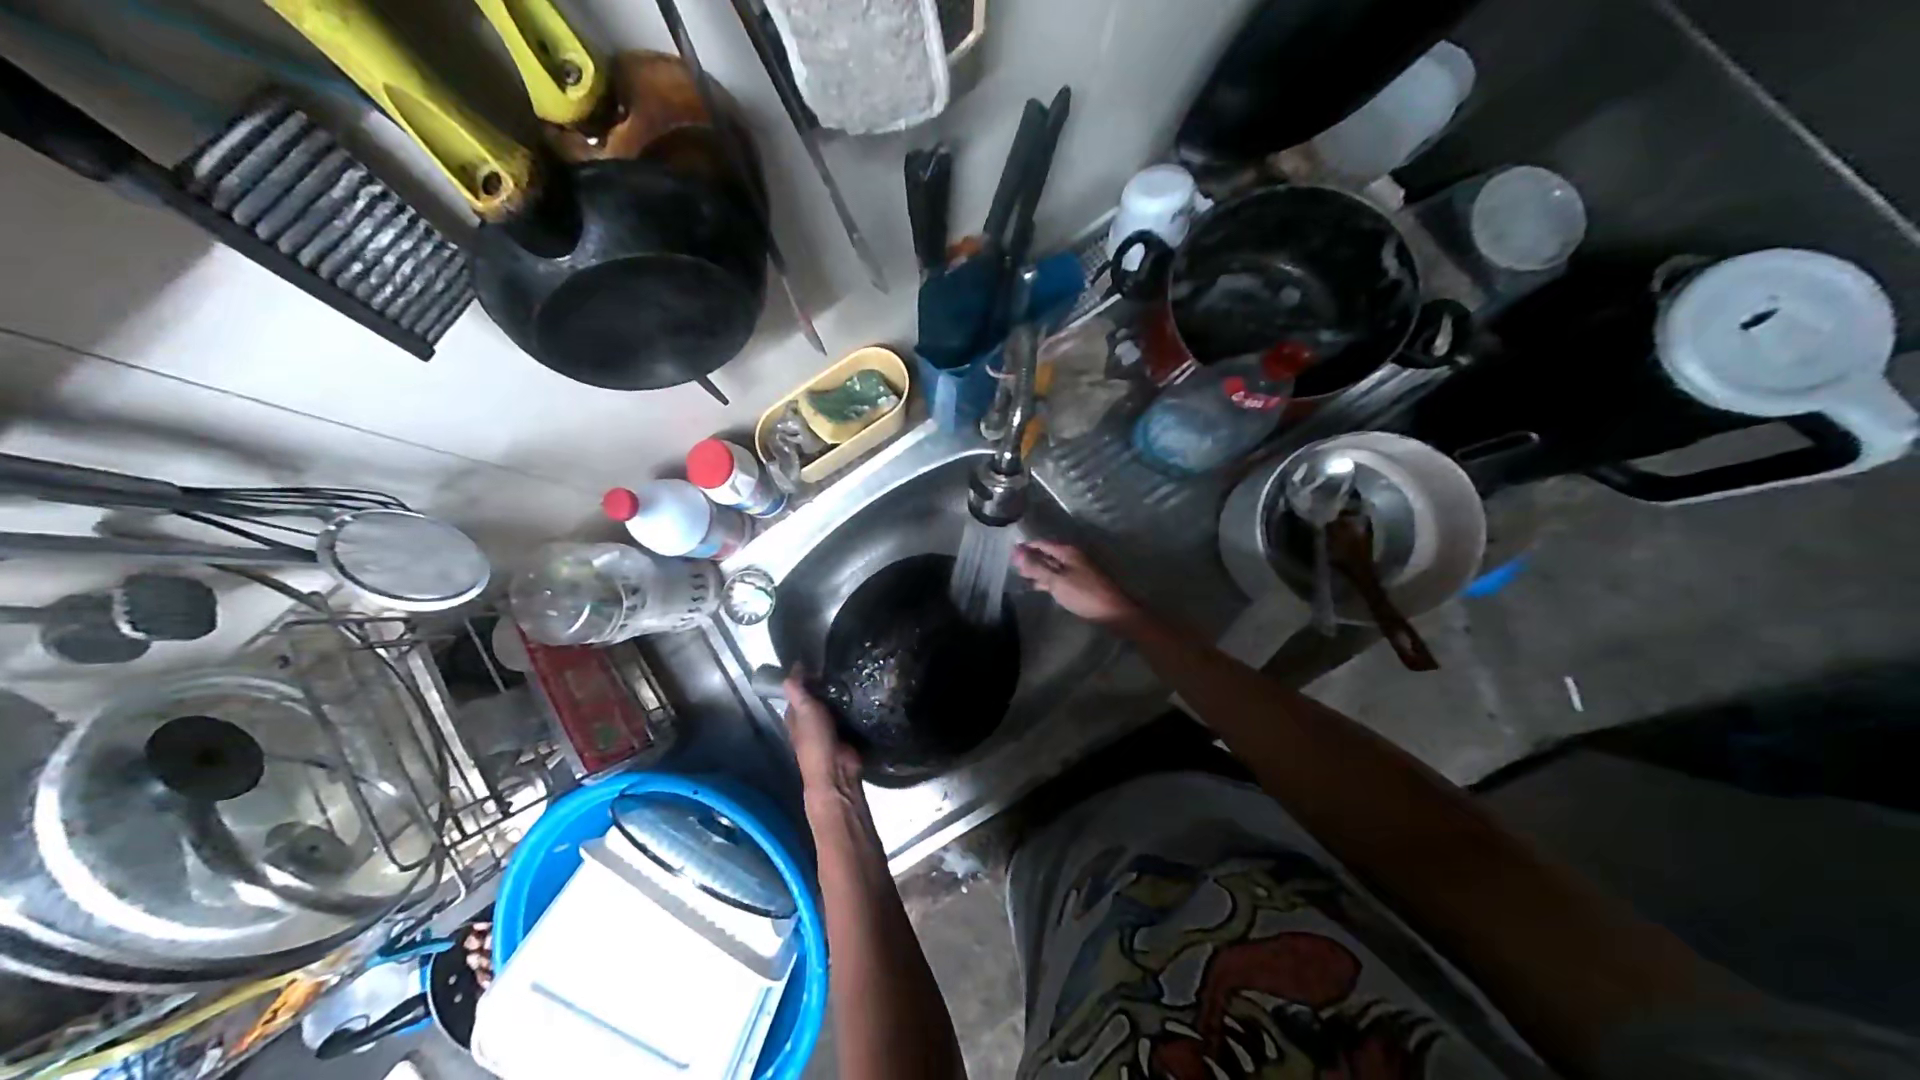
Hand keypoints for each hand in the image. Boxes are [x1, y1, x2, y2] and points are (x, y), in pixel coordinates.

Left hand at [783, 671, 862, 797]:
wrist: (837, 771)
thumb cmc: (816, 741)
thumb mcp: (805, 712)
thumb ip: (799, 692)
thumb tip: (791, 669)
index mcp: (796, 717)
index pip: (797, 691)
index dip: (804, 676)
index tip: (818, 658)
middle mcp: (810, 722)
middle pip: (816, 698)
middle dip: (825, 683)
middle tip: (841, 661)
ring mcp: (829, 728)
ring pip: (833, 705)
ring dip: (841, 693)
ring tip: (855, 671)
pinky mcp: (846, 732)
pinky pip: (849, 714)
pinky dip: (854, 704)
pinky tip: (863, 691)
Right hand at [1013, 540, 1143, 627]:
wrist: (1112, 611)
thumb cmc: (1083, 594)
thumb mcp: (1056, 580)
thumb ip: (1036, 566)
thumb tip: (1016, 552)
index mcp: (1067, 551)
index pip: (1041, 543)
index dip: (1025, 547)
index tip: (1009, 553)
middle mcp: (1071, 557)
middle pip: (1046, 554)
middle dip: (1030, 558)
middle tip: (1012, 566)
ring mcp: (1076, 570)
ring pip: (1052, 566)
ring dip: (1037, 570)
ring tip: (1020, 576)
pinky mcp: (1078, 583)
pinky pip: (1057, 577)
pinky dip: (1046, 580)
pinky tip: (1037, 586)